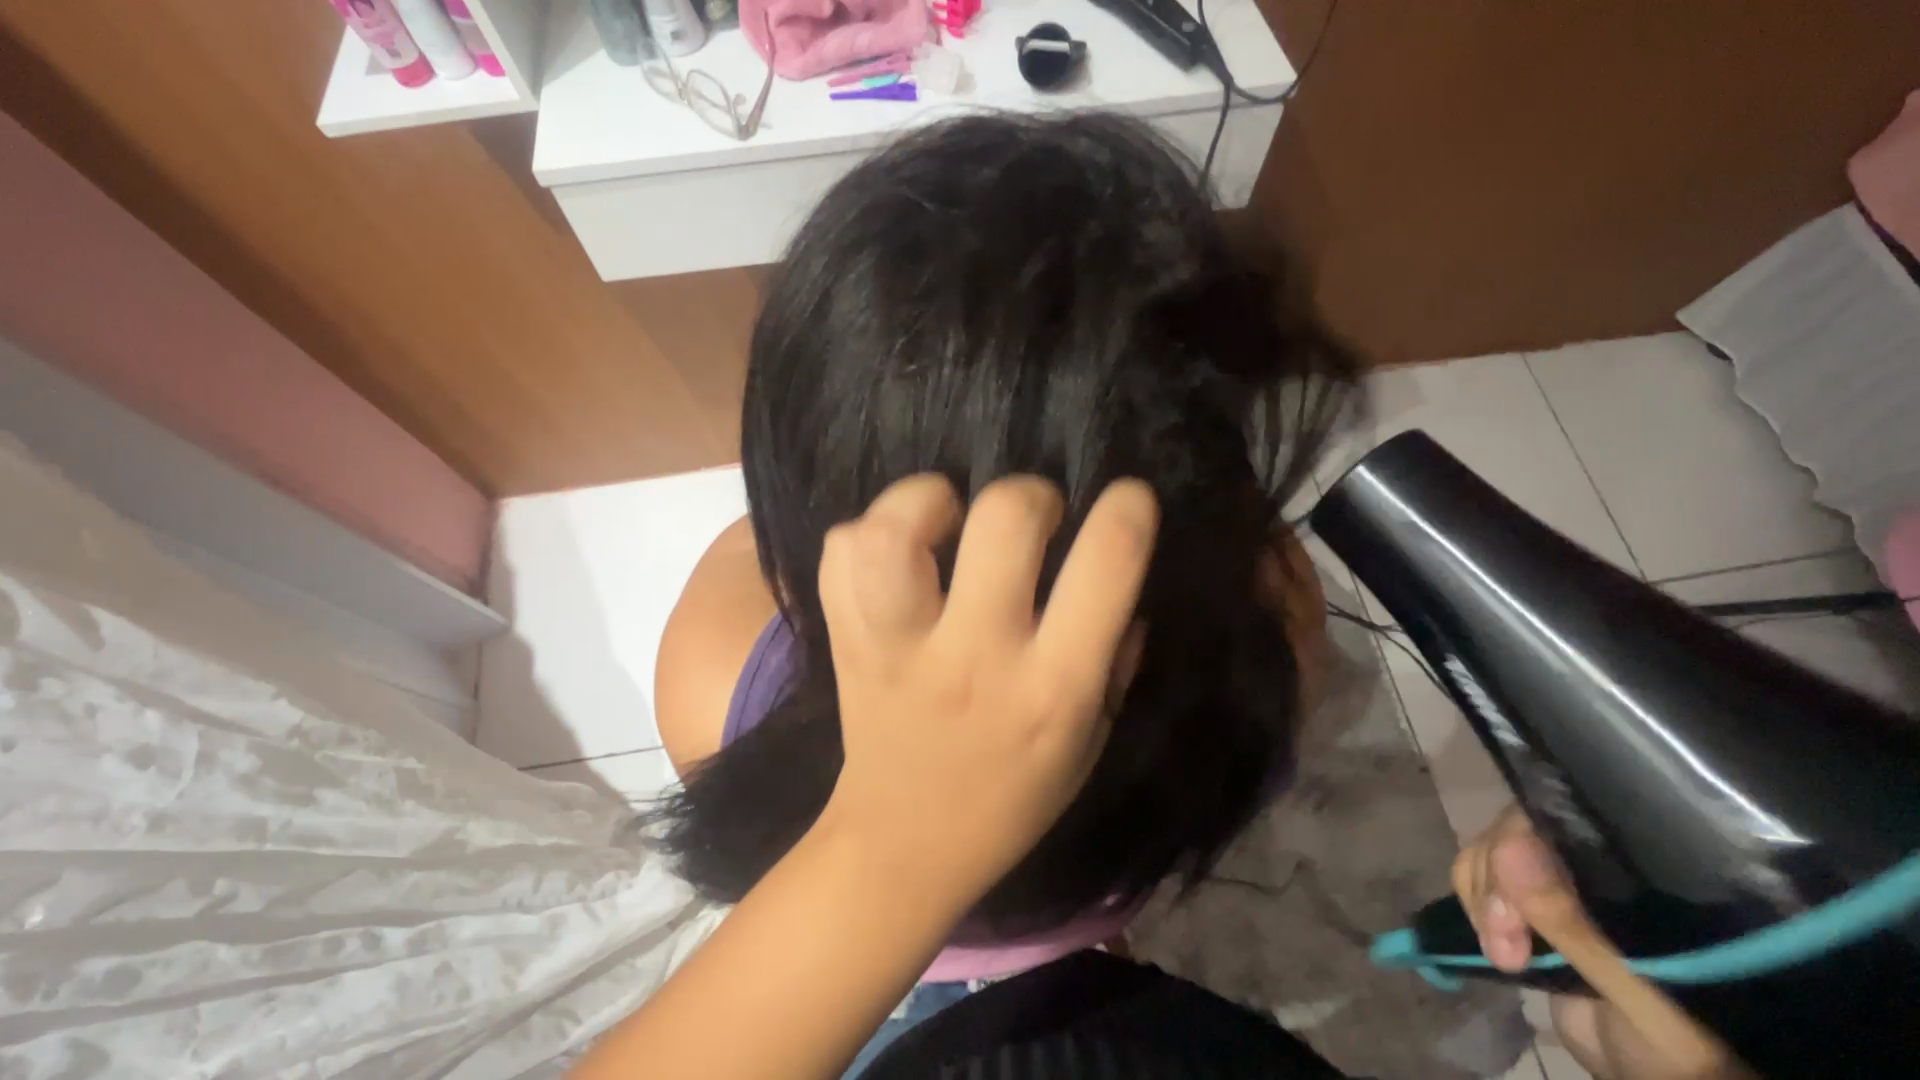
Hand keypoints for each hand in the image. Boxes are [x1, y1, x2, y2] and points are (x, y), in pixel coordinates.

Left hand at [815, 473, 1156, 910]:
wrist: (905, 843)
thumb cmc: (1014, 792)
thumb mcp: (1091, 738)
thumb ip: (1115, 657)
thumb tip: (1121, 571)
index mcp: (1052, 687)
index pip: (1105, 567)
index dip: (1128, 510)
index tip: (1126, 499)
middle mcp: (973, 657)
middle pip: (1002, 522)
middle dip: (1029, 494)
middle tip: (1030, 517)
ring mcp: (897, 647)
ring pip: (894, 532)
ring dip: (928, 499)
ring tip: (947, 514)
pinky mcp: (845, 641)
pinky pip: (839, 556)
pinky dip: (866, 533)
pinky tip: (897, 552)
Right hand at [1455, 808, 1748, 1079]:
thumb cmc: (1676, 1042)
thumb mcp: (1632, 987)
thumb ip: (1574, 924)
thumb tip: (1508, 848)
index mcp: (1631, 869)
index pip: (1555, 819)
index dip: (1515, 849)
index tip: (1511, 915)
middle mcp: (1590, 864)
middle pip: (1511, 833)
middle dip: (1494, 888)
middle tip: (1507, 952)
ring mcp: (1557, 886)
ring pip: (1489, 857)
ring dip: (1482, 904)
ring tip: (1506, 960)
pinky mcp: (1530, 910)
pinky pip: (1483, 886)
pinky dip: (1477, 913)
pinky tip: (1497, 952)